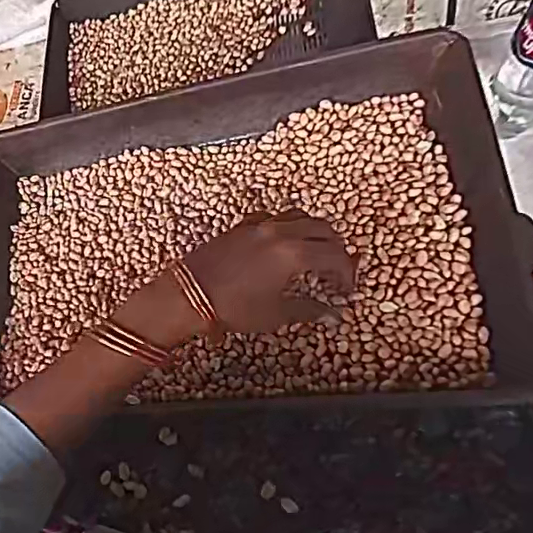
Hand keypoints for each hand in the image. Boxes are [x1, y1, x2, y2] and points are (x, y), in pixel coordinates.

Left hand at [115, 211, 355, 344]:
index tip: (345, 290)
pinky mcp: (240, 227)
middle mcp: (279, 232)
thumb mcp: (274, 314)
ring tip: (314, 254)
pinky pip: (272, 217)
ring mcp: (258, 226)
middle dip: (335, 249)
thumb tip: (333, 315)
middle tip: (335, 271)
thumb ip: (308, 310)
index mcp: (294, 254)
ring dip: (313, 233)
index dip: (346, 274)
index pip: (335, 257)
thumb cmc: (231, 308)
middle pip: (323, 230)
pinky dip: (286, 226)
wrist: (187, 296)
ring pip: (299, 217)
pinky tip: (282, 244)